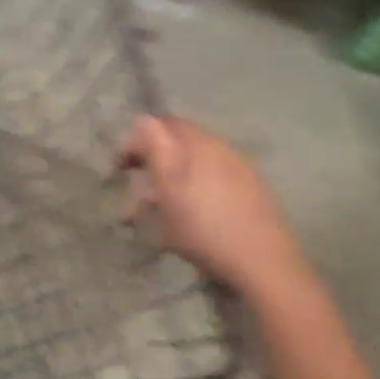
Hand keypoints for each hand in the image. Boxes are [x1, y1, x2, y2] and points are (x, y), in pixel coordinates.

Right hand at [118, 115, 307, 294]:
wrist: (260, 259)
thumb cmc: (202, 229)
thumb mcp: (167, 192)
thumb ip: (154, 151)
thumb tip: (142, 119)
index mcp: (195, 145)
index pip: (157, 125)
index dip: (134, 141)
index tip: (120, 167)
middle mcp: (217, 146)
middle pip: (178, 136)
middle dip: (153, 152)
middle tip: (138, 180)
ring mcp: (237, 164)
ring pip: (196, 152)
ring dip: (174, 166)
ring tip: (164, 195)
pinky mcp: (250, 183)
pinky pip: (213, 168)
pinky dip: (194, 177)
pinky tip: (195, 203)